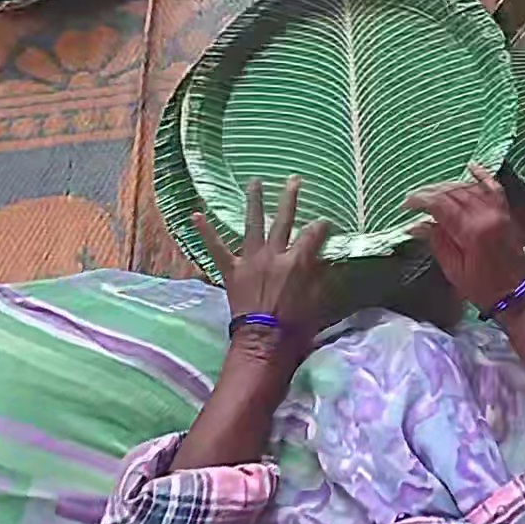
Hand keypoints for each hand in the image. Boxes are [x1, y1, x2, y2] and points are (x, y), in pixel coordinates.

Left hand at [193, 176, 331, 363]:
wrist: (263, 343)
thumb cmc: (297, 327)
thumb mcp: (319, 300)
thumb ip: (323, 276)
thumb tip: (329, 258)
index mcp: (298, 262)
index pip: (313, 235)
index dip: (322, 227)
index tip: (326, 223)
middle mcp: (274, 255)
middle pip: (284, 221)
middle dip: (290, 199)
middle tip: (293, 180)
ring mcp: (250, 261)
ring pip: (253, 225)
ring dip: (254, 202)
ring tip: (255, 183)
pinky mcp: (232, 271)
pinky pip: (217, 249)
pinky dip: (206, 232)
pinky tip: (196, 215)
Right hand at [403, 163, 524, 312]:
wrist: (517, 295)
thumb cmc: (482, 288)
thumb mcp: (453, 269)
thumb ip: (436, 241)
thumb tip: (416, 225)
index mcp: (472, 231)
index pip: (440, 205)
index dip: (420, 201)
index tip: (405, 205)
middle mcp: (486, 215)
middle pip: (453, 193)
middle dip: (430, 193)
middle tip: (413, 199)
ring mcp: (498, 212)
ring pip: (469, 189)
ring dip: (448, 187)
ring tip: (430, 193)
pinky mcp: (505, 213)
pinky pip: (493, 188)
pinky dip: (482, 177)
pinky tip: (470, 167)